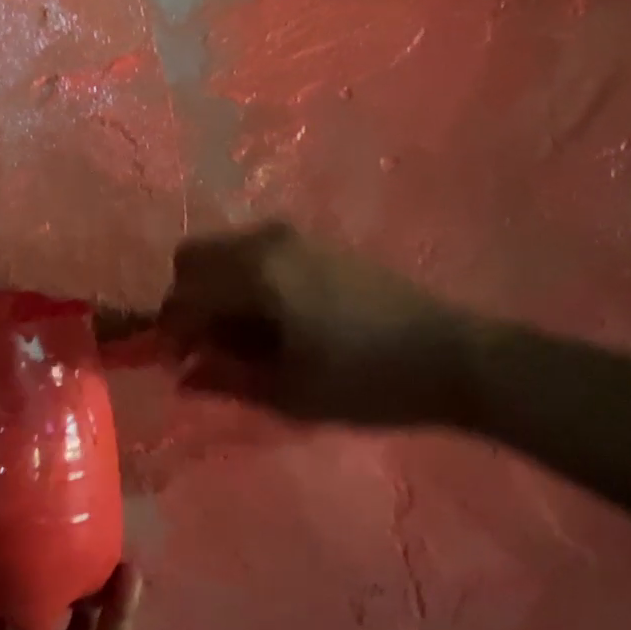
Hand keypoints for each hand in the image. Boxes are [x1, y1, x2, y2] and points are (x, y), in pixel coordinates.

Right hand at [157, 222, 480, 425]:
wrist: (459, 358)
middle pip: (193, 258)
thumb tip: (182, 377)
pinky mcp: (317, 244)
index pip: (183, 292)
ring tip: (239, 338)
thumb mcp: (291, 393)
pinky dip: (243, 281)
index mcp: (256, 271)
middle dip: (187, 301)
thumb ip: (226, 380)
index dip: (171, 330)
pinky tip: (272, 322)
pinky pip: (255, 253)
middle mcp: (266, 240)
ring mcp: (294, 236)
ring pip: (224, 252)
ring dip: (215, 290)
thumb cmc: (368, 379)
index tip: (177, 365)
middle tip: (205, 347)